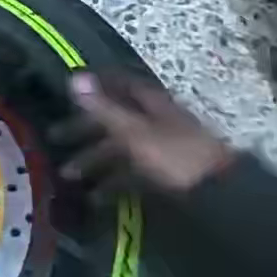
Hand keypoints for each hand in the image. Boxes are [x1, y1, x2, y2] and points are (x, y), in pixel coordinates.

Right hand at [56, 70, 234, 196]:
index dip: (92, 85)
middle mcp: (155, 120)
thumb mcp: (133, 131)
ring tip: (69, 178)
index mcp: (150, 103)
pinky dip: (114, 183)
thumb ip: (103, 107)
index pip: (117, 84)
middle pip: (114, 119)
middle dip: (84, 130)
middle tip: (53, 140)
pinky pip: (133, 174)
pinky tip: (97, 199)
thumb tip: (73, 76)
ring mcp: (163, 149)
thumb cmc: (174, 157)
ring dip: (94, 161)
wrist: (222, 200)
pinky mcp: (167, 177)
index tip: (66, 92)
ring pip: (121, 148)